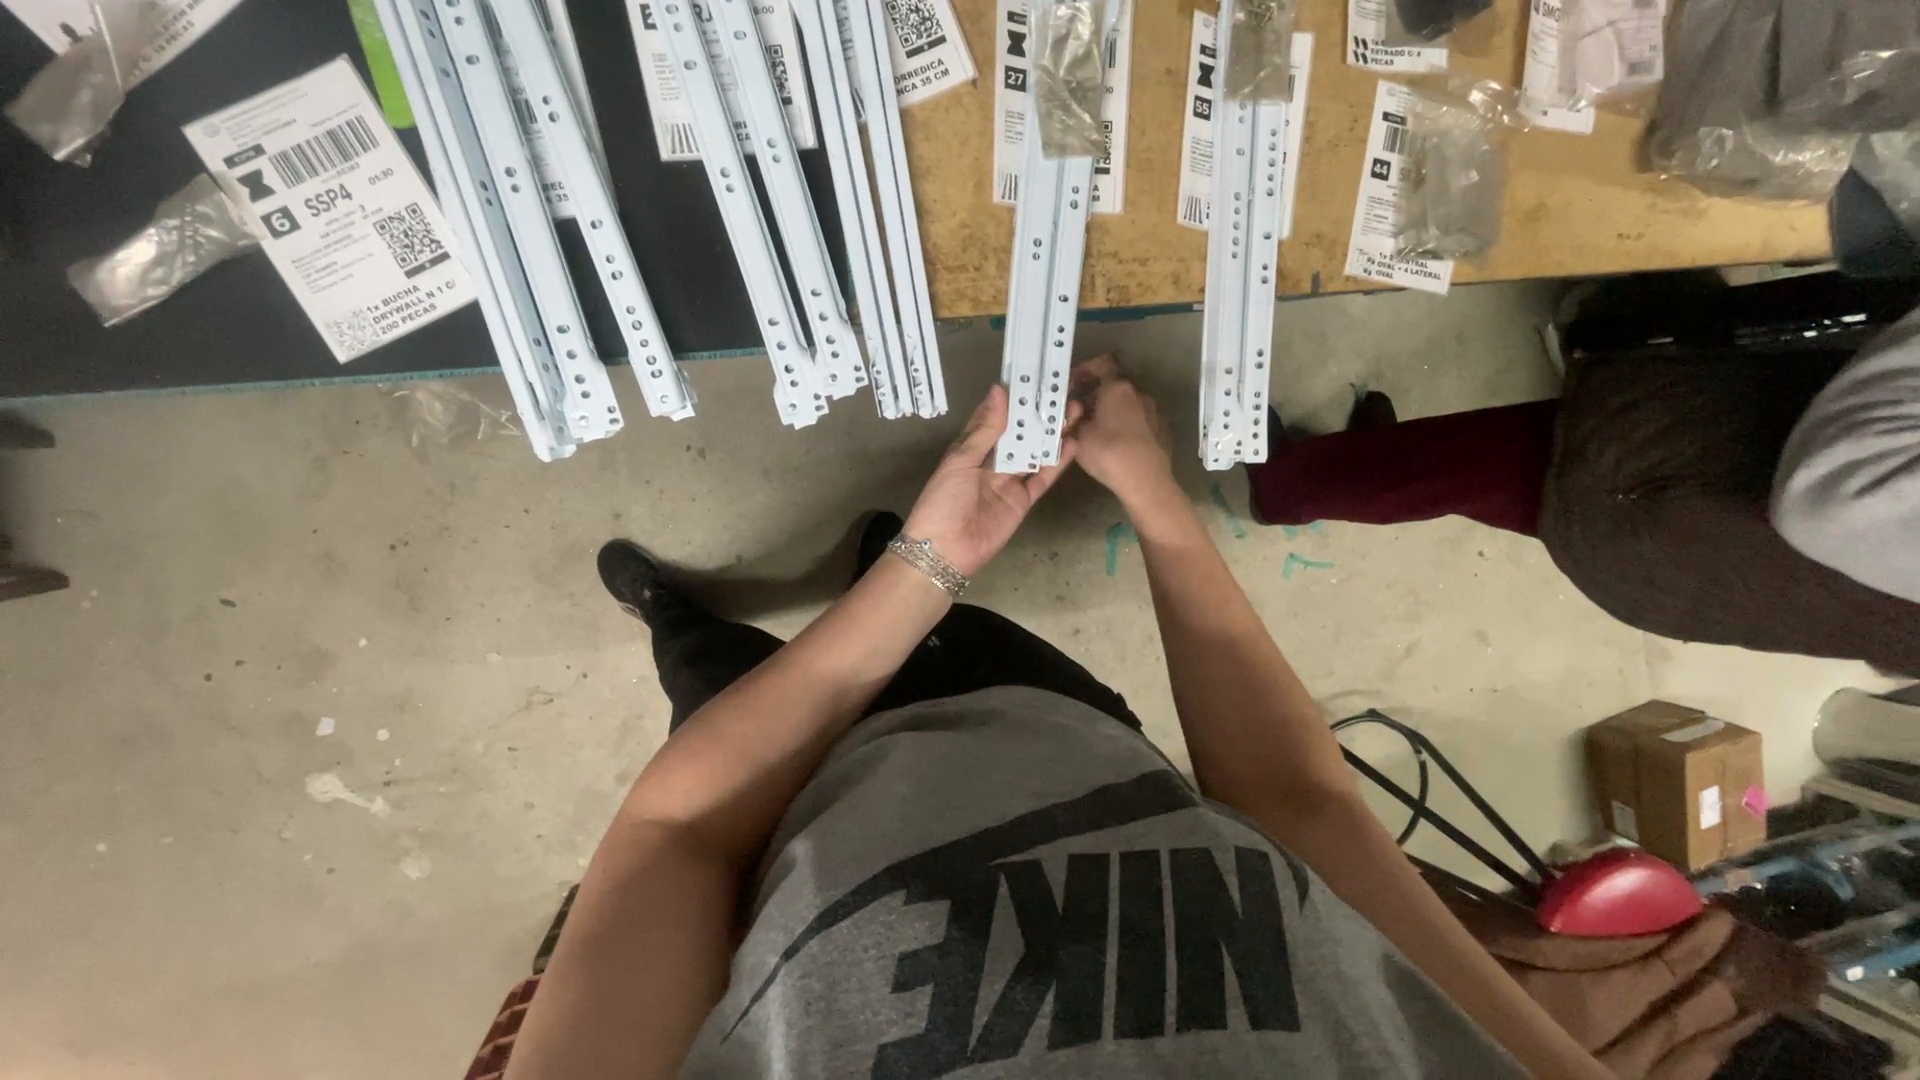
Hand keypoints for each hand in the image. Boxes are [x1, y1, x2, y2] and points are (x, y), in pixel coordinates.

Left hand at [903, 384, 1078, 576]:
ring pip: (1035, 451)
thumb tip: (999, 391)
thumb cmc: (943, 502)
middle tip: (1063, 392)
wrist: (945, 551)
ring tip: (1074, 411)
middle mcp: (991, 461)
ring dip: (1052, 433)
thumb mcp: (959, 462)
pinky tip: (1072, 443)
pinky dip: (1057, 462)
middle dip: (1039, 413)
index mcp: (970, 448)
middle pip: (1020, 433)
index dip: (1012, 398)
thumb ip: (984, 430)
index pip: (994, 417)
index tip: (1033, 376)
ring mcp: (1009, 481)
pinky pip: (1042, 478)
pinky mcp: (1022, 501)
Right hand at [1067, 354, 1175, 508]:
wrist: (1145, 481)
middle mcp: (1139, 394)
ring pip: (1127, 403)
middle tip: (1079, 410)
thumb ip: (1074, 419)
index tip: (1073, 383)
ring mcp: (1153, 412)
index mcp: (1118, 388)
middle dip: (1096, 393)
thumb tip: (1074, 413)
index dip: (1087, 368)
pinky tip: (1116, 443)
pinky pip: (1138, 420)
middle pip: (1115, 384)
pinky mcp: (1161, 430)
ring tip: (1095, 429)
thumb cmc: (1108, 453)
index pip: (1103, 363)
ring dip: (1111, 410)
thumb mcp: (1078, 436)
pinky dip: (1125, 424)